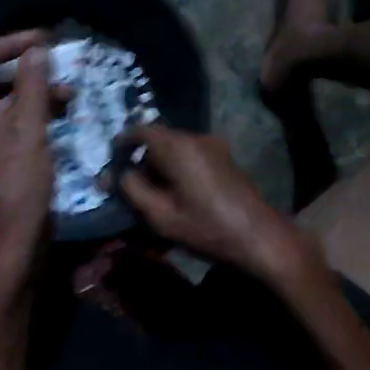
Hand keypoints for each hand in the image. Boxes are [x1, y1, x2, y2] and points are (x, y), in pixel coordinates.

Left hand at [0, 31, 55, 283]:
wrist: (12, 236)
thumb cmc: (17, 179)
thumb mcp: (29, 125)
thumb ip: (32, 82)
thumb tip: (37, 49)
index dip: (11, 43)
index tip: (44, 40)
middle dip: (27, 70)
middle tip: (59, 64)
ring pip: (2, 99)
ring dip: (35, 92)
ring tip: (69, 93)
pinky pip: (7, 120)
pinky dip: (31, 112)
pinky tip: (61, 111)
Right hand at [112, 125, 317, 280]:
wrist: (259, 238)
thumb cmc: (206, 228)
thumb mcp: (160, 215)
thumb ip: (133, 189)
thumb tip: (118, 175)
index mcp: (178, 146)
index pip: (139, 131)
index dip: (120, 146)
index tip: (110, 166)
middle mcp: (196, 138)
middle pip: (157, 140)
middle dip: (138, 161)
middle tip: (124, 187)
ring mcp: (214, 147)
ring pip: (173, 150)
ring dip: (157, 167)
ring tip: (147, 195)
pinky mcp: (224, 160)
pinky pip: (189, 157)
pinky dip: (174, 170)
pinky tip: (171, 195)